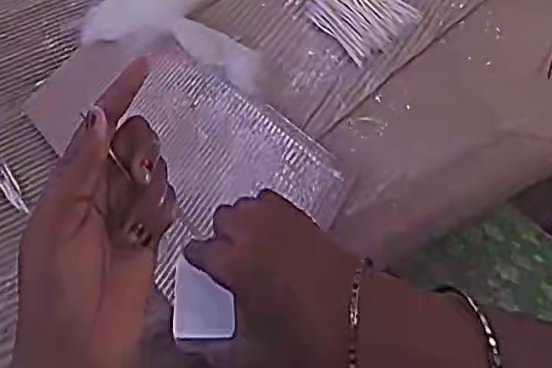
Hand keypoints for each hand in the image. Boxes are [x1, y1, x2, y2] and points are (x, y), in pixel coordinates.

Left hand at [15, 58, 175, 367]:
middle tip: (135, 175)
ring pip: (153, 166)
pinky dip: (160, 211)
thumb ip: (81, 165)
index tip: (141, 66)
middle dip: (139, 148)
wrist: (79, 350)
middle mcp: (101, 186)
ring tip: (134, 219)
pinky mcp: (150, 233)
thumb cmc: (53, 288)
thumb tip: (99, 113)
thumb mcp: (58, 220)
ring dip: (149, 186)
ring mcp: (127, 209)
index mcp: (73, 177)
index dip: (120, 93)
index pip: (99, 122)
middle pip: (133, 138)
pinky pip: (166, 200)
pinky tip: (144, 235)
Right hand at [182, 190, 359, 365]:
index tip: (199, 264)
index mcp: (231, 261)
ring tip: (250, 244)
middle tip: (230, 259)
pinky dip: (264, 212)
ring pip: (243, 206)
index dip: (197, 258)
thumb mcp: (253, 351)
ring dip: (242, 222)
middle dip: (221, 237)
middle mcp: (247, 231)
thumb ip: (220, 345)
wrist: (354, 318)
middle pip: (220, 219)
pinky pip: (266, 200)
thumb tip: (204, 346)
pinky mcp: (294, 211)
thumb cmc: (306, 336)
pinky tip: (271, 231)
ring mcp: (272, 216)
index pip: (198, 249)